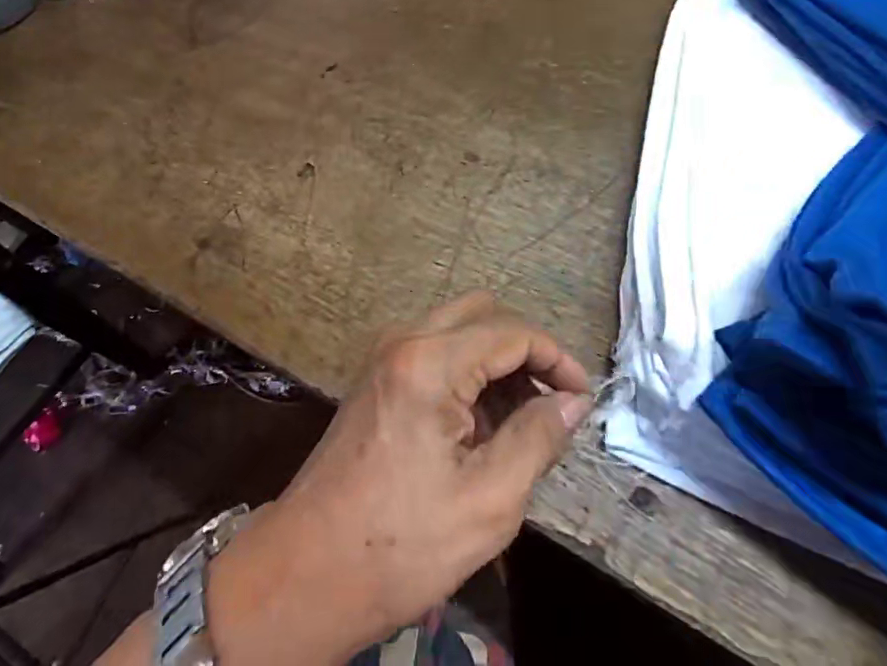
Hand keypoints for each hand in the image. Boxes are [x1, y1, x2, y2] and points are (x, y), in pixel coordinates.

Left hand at [205, 291, 593, 665]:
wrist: (304, 574)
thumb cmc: (399, 544)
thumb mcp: (488, 500)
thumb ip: (537, 438)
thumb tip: (573, 401)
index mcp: (430, 363)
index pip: (511, 332)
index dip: (556, 358)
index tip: (582, 396)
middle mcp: (403, 343)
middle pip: (483, 313)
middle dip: (525, 348)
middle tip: (552, 398)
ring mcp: (383, 358)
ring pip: (458, 328)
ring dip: (497, 358)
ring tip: (524, 418)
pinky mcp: (375, 380)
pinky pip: (434, 351)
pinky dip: (468, 371)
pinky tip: (483, 423)